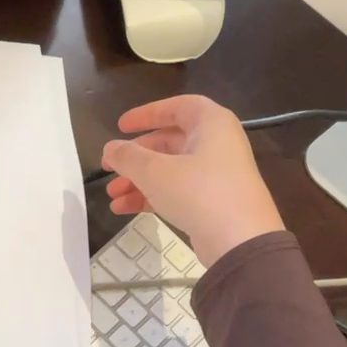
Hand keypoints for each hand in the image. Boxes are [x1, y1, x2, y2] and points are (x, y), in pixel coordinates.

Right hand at [101, 95, 286, 266]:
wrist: (238, 238)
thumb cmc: (198, 192)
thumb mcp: (155, 172)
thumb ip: (128, 157)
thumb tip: (109, 148)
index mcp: (210, 124)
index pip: (177, 107)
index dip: (147, 114)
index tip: (120, 126)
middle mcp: (215, 144)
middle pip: (168, 142)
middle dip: (135, 157)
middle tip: (108, 167)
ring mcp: (213, 174)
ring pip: (168, 169)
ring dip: (137, 180)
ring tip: (112, 194)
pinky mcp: (209, 200)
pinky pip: (174, 191)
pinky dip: (149, 196)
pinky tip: (123, 209)